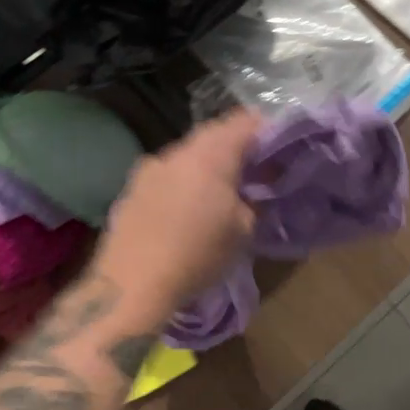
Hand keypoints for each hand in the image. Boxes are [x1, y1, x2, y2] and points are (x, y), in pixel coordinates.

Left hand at [90, 111, 261, 317]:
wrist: (131, 287)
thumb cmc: (197, 256)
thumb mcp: (243, 231)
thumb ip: (252, 201)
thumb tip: (251, 191)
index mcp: (211, 157)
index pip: (244, 123)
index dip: (264, 129)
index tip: (278, 146)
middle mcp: (178, 153)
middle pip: (213, 134)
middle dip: (235, 145)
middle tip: (253, 167)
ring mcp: (150, 168)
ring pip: (188, 153)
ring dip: (206, 163)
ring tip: (220, 189)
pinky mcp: (132, 189)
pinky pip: (167, 173)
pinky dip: (183, 180)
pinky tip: (187, 206)